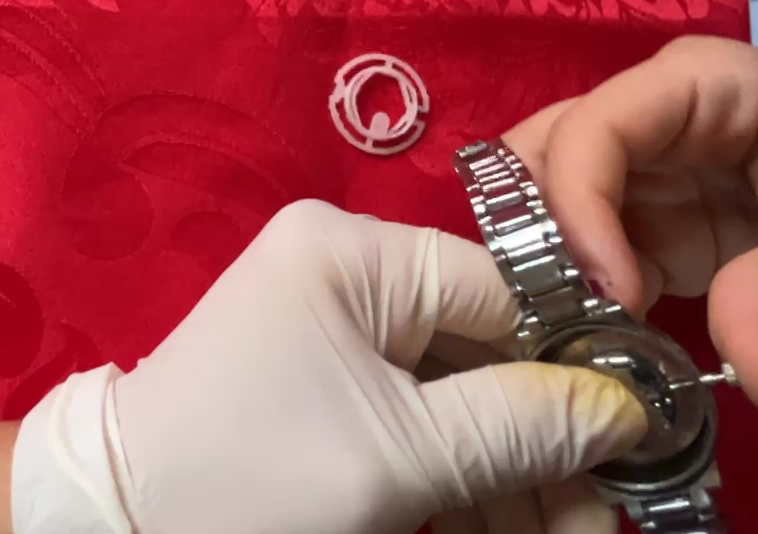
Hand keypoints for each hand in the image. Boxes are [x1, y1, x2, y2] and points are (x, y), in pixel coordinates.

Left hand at [12, 200, 648, 533]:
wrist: (126, 514)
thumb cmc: (257, 476)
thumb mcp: (401, 457)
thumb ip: (520, 426)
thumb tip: (625, 405)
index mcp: (351, 250)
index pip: (494, 288)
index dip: (566, 361)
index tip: (631, 441)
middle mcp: (342, 264)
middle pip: (475, 346)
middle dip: (538, 438)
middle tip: (595, 522)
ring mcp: (328, 314)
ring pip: (448, 387)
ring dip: (503, 468)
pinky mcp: (320, 363)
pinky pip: (406, 405)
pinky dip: (452, 467)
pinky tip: (494, 522)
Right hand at [504, 36, 757, 414]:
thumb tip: (754, 379)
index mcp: (698, 83)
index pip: (596, 126)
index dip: (579, 202)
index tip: (611, 293)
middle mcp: (650, 113)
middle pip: (544, 147)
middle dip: (530, 216)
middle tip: (546, 295)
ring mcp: (640, 166)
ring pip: (543, 191)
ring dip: (539, 251)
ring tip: (560, 313)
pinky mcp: (641, 220)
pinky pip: (576, 244)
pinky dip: (567, 283)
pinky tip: (587, 325)